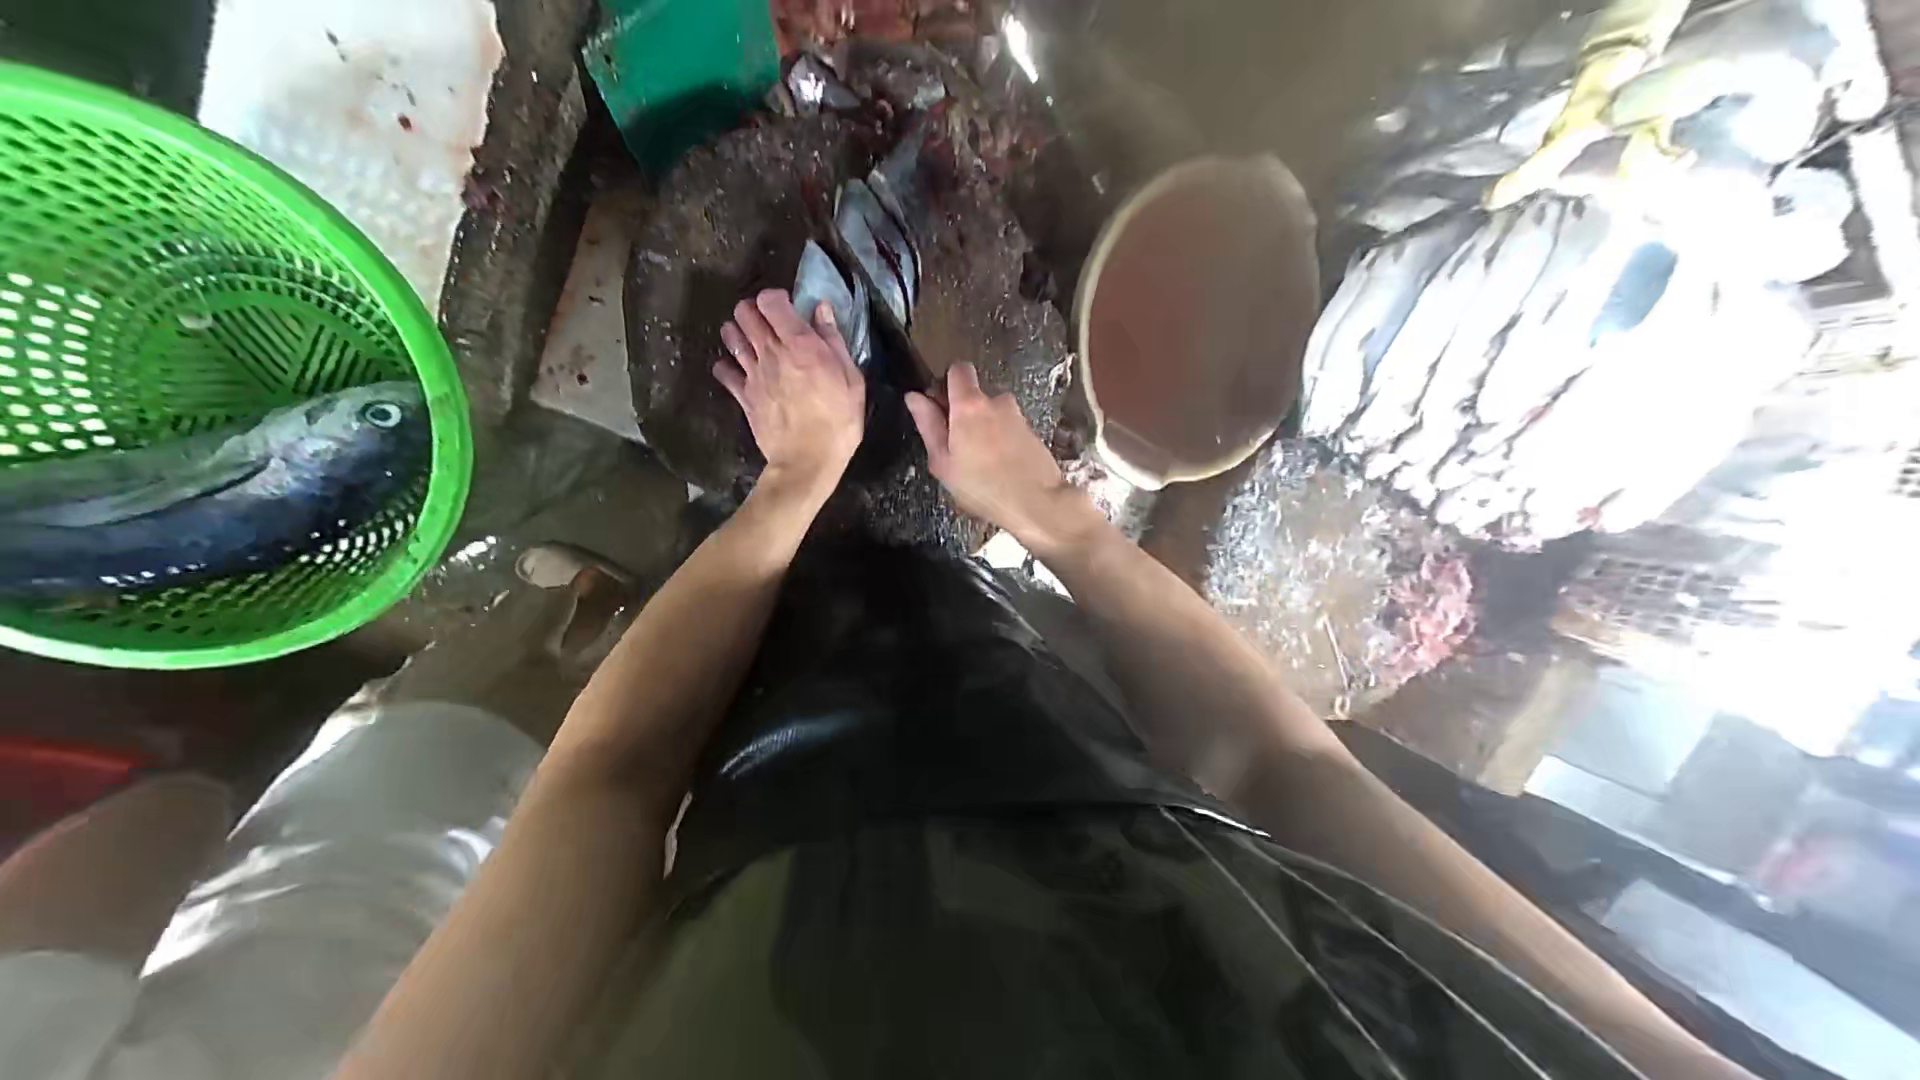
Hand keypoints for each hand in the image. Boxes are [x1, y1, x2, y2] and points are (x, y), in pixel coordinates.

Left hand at [716, 290, 865, 497]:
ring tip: (752, 341)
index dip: (776, 298)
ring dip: (739, 332)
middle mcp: (771, 353)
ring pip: (731, 336)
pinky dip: (727, 365)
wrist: (808, 460)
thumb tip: (821, 310)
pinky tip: (739, 370)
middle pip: (744, 312)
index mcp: (800, 345)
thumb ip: (834, 342)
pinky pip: (723, 370)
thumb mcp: (851, 381)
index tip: (788, 308)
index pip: (770, 301)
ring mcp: (752, 374)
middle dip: (754, 310)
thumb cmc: (839, 422)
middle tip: (769, 323)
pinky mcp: (743, 396)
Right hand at [905, 363, 1097, 556]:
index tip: (941, 409)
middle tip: (958, 449)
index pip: (958, 370)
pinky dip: (1002, 442)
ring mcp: (1018, 416)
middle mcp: (997, 402)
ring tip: (980, 464)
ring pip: (993, 415)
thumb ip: (928, 425)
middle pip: (975, 396)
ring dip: (984, 431)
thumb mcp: (943, 461)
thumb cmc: (982, 487)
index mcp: (970, 405)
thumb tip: (914, 397)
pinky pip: (1009, 429)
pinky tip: (1000, 469)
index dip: (946, 385)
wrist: (1037, 503)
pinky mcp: (1033, 432)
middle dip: (965, 415)